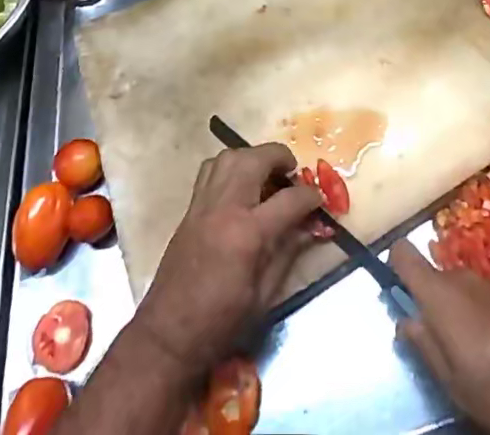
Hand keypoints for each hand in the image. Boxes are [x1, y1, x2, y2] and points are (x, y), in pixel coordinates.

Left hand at [133, 144, 322, 371]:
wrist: (169, 332)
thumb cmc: (221, 322)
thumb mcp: (265, 295)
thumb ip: (288, 252)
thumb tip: (309, 226)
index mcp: (247, 233)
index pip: (289, 200)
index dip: (311, 197)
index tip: (320, 200)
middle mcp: (224, 207)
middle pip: (254, 160)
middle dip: (280, 158)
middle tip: (294, 173)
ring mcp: (203, 204)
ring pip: (229, 156)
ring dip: (253, 157)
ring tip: (268, 174)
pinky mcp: (190, 208)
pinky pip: (211, 170)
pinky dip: (230, 166)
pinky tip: (240, 185)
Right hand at [389, 241, 489, 434]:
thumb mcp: (452, 380)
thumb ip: (424, 344)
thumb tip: (406, 320)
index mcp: (440, 293)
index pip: (405, 254)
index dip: (395, 264)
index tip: (393, 284)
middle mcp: (464, 278)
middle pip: (435, 276)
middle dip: (431, 299)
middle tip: (436, 338)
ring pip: (461, 288)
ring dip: (458, 310)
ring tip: (469, 351)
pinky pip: (485, 298)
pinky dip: (482, 316)